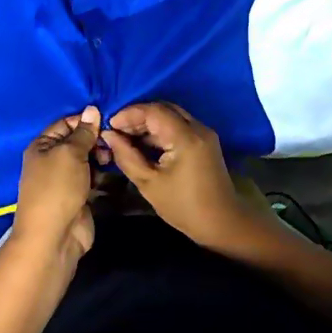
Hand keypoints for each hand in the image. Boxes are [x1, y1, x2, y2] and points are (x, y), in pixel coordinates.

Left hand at [13, 106, 100, 259]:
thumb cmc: (57, 188)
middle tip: (111, 144)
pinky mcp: (79, 196)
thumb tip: (92, 109)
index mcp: (42, 146)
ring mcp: (65, 179)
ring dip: (100, 157)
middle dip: (95, 140)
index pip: (65, 124)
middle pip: (77, 141)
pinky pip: (92, 178)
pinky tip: (112, 173)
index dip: (85, 120)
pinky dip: (101, 175)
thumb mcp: (70, 154)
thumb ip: (83, 133)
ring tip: (111, 159)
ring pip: (87, 160)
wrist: (54, 236)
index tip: (108, 121)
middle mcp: (51, 160)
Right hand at [100, 102, 269, 252]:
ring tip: (125, 137)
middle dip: (137, 116)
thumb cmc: (183, 207)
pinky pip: (178, 126)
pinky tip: (143, 144)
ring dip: (148, 123)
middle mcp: (198, 128)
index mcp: (186, 137)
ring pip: (171, 116)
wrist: (222, 223)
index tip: (109, 126)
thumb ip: (126, 156)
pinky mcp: (204, 142)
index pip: (153, 111)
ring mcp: (203, 134)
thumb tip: (109, 135)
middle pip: (163, 108)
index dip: (128, 114)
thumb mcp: (148, 183)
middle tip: (116, 131)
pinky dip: (159, 130)